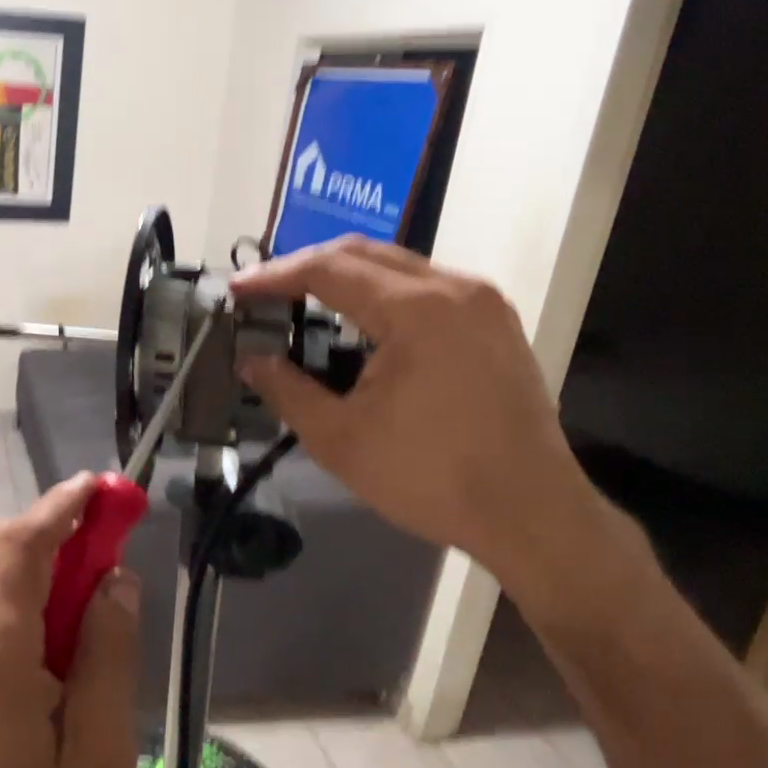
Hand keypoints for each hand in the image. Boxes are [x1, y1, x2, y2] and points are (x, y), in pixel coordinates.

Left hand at [0, 474, 140, 767]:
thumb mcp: (98, 754)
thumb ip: (107, 654)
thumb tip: (116, 579)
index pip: (23, 544)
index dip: (64, 505)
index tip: (105, 486)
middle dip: (52, 526)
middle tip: (108, 534)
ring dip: (35, 558)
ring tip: (90, 584)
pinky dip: (16, 592)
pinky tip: (52, 629)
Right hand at [232, 236, 609, 586]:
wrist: (531, 514)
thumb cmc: (429, 478)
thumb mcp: (339, 438)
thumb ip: (286, 389)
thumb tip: (251, 360)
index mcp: (417, 309)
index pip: (329, 269)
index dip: (275, 276)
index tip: (236, 291)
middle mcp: (455, 288)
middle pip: (364, 253)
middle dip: (306, 266)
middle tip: (263, 291)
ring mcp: (483, 303)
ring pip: (398, 266)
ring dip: (346, 277)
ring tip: (302, 301)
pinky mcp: (496, 325)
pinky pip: (427, 288)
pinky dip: (382, 294)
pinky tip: (360, 323)